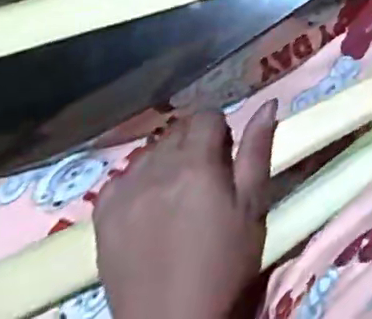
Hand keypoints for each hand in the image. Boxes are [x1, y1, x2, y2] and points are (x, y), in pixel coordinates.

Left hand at [94, 103, 277, 318]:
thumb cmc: (224, 268)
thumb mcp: (252, 208)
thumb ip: (257, 150)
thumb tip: (268, 103)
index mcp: (197, 163)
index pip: (207, 117)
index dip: (220, 132)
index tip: (225, 159)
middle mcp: (157, 167)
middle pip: (177, 131)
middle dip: (193, 144)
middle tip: (204, 180)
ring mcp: (125, 191)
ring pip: (150, 152)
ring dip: (165, 161)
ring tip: (176, 196)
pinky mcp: (103, 215)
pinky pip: (120, 178)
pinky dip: (135, 183)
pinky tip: (147, 208)